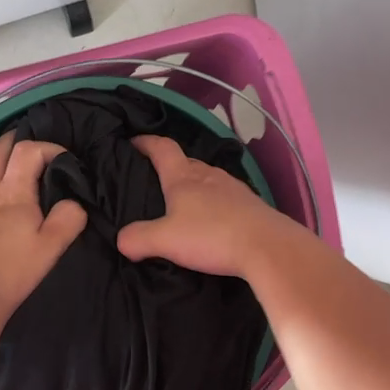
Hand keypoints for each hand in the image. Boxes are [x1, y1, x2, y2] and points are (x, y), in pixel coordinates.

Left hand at [0, 132, 87, 309]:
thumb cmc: (16, 268)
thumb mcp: (52, 245)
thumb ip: (69, 218)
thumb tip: (73, 203)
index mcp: (13, 191)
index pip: (29, 150)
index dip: (49, 147)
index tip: (66, 160)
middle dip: (16, 139)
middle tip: (32, 142)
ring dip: (1, 157)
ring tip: (17, 164)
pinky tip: (1, 196)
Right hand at [116, 135, 293, 277]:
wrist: (267, 247)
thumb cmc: (212, 235)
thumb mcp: (166, 240)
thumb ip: (139, 238)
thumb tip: (122, 240)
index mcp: (184, 176)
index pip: (162, 148)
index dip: (146, 142)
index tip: (133, 142)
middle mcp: (209, 175)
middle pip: (185, 162)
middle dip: (169, 166)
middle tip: (154, 180)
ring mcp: (232, 188)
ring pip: (206, 179)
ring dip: (193, 186)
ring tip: (182, 203)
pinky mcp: (249, 204)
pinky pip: (223, 197)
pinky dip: (212, 203)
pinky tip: (211, 220)